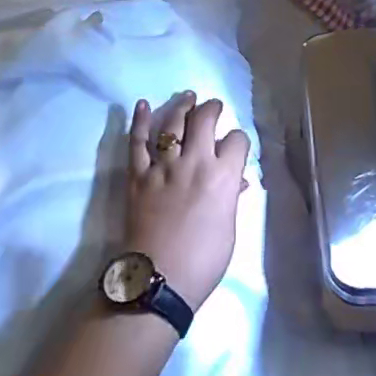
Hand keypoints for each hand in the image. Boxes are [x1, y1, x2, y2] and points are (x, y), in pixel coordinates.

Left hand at [125, 91, 250, 309]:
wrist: (158, 279)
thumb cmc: (204, 260)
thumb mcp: (228, 227)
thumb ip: (231, 198)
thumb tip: (236, 183)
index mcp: (224, 177)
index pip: (237, 141)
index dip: (239, 140)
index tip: (236, 147)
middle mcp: (195, 163)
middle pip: (205, 121)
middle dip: (213, 109)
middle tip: (214, 106)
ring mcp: (163, 167)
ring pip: (172, 125)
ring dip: (181, 107)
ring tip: (188, 97)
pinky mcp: (137, 176)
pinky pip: (137, 143)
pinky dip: (140, 122)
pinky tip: (144, 105)